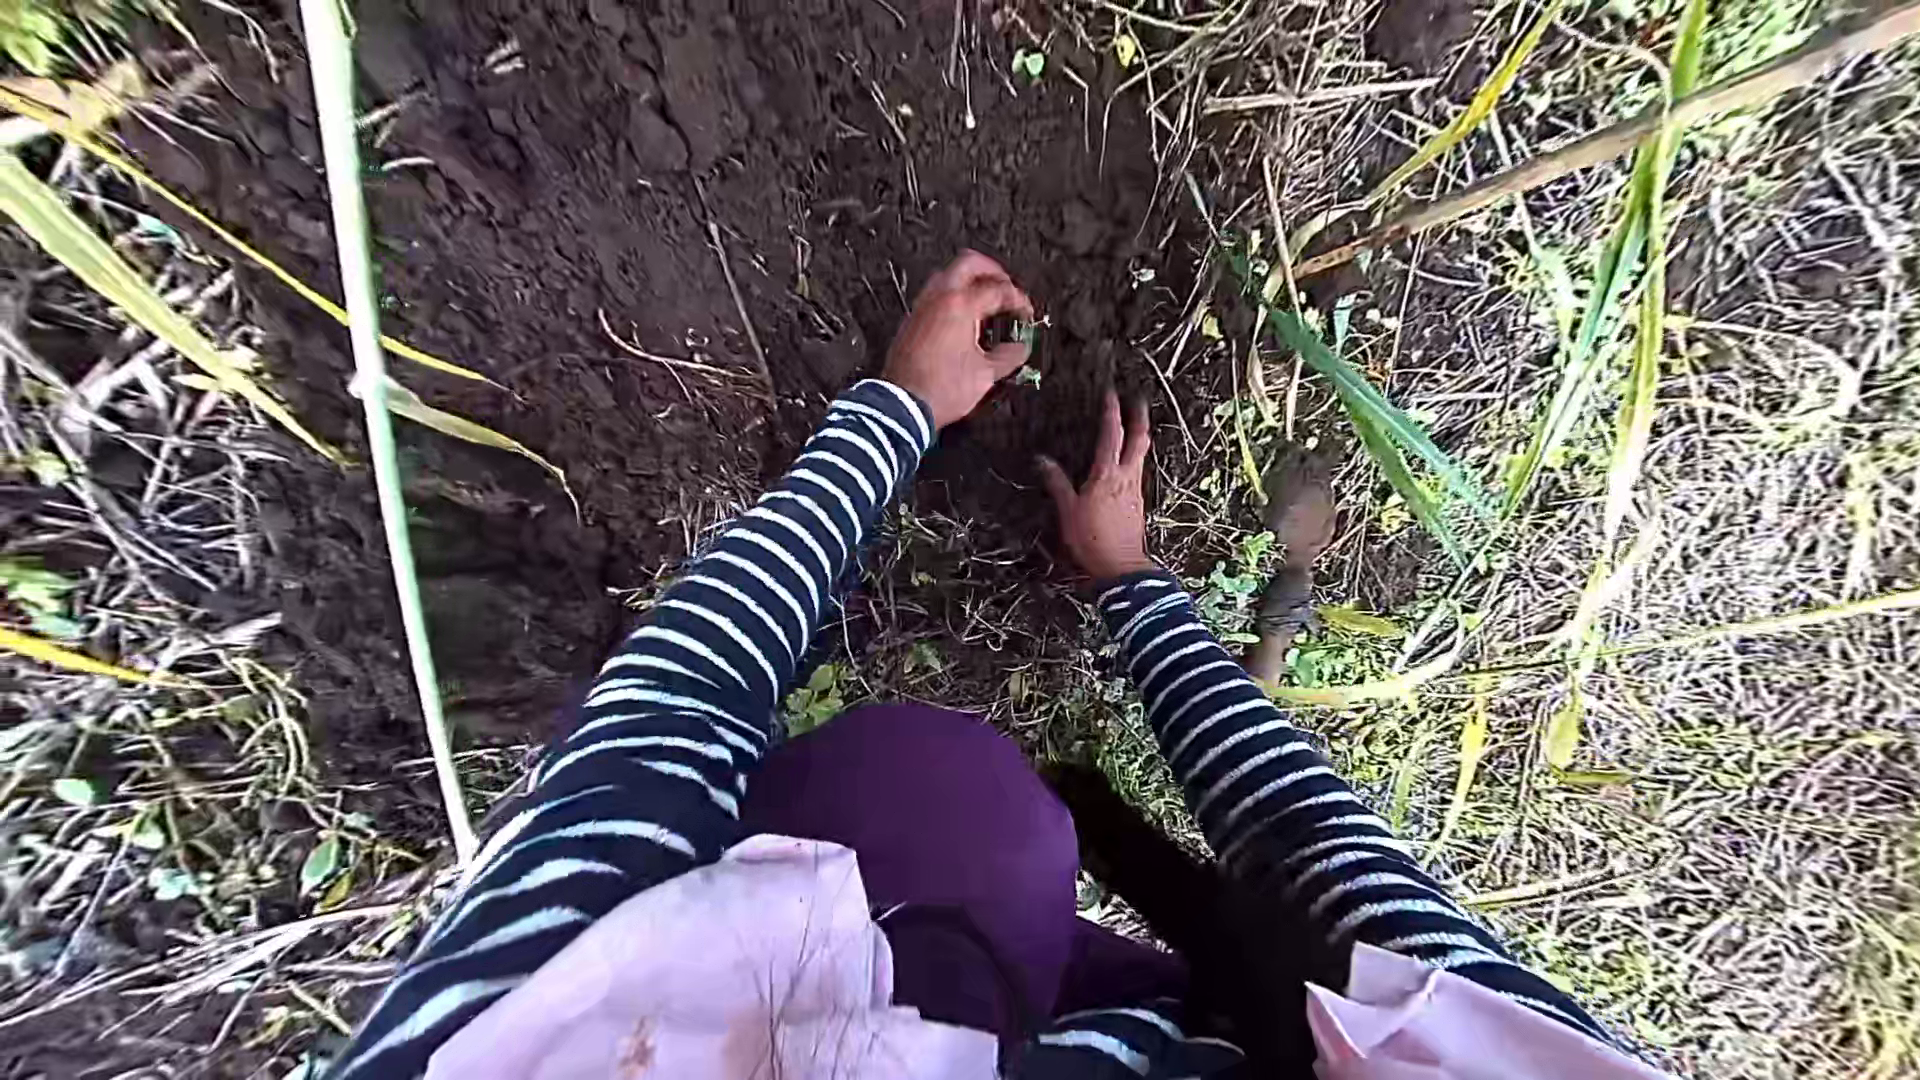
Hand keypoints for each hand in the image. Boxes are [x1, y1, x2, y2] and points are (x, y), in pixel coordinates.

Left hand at [881, 250, 1034, 428]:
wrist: (904, 405)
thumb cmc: (940, 390)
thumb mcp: (984, 375)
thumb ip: (1008, 356)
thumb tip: (1019, 349)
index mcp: (961, 305)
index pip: (998, 289)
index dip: (1018, 300)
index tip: (1025, 313)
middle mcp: (938, 299)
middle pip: (968, 263)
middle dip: (992, 272)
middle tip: (1005, 288)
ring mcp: (921, 308)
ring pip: (947, 276)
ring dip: (968, 282)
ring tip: (984, 302)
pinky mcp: (911, 322)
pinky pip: (933, 297)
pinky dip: (952, 298)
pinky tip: (961, 320)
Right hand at [1037, 390, 1155, 580]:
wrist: (1120, 565)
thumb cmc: (1092, 539)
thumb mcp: (1068, 510)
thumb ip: (1056, 482)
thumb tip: (1042, 460)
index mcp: (1107, 475)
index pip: (1111, 435)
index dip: (1112, 412)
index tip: (1112, 394)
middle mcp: (1127, 477)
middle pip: (1139, 439)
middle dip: (1139, 417)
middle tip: (1138, 401)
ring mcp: (1135, 489)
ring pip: (1141, 454)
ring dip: (1139, 436)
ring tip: (1135, 424)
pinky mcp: (1138, 502)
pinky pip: (1138, 471)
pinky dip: (1134, 457)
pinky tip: (1128, 461)